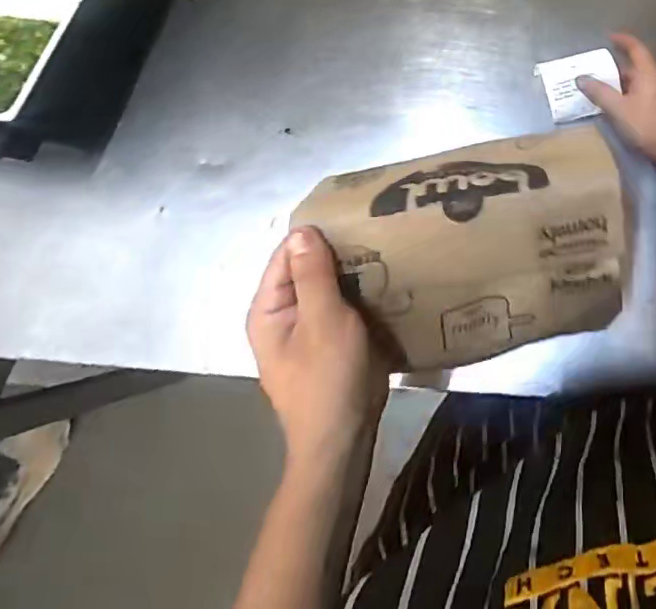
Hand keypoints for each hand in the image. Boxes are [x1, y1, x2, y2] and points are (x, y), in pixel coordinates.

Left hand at [247, 227, 387, 470]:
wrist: (343, 438)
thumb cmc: (327, 379)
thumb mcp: (322, 320)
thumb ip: (312, 275)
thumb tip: (302, 229)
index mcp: (269, 309)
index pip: (287, 255)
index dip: (316, 235)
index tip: (354, 217)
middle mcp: (284, 314)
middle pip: (308, 268)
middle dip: (339, 251)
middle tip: (377, 230)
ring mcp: (309, 328)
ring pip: (330, 285)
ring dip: (353, 270)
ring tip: (386, 248)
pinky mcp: (332, 339)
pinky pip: (344, 303)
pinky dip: (361, 291)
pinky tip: (386, 279)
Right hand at [578, 32, 655, 170]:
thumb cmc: (648, 126)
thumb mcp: (618, 109)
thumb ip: (599, 92)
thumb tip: (581, 78)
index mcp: (649, 73)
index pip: (636, 48)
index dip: (623, 40)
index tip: (610, 37)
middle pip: (637, 67)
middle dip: (617, 69)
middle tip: (598, 73)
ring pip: (641, 82)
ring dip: (624, 84)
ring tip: (605, 92)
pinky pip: (646, 94)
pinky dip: (632, 95)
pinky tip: (622, 108)